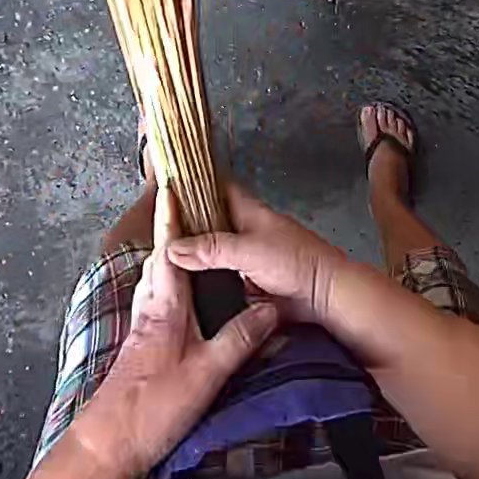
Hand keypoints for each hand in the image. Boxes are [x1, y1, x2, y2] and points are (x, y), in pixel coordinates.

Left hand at [66, 186, 279, 478]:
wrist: (107, 445)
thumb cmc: (152, 407)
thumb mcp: (206, 374)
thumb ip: (239, 340)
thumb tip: (269, 310)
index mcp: (165, 307)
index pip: (168, 251)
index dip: (169, 217)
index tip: (169, 187)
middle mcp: (149, 309)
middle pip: (158, 260)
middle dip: (167, 231)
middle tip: (183, 210)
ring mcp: (141, 327)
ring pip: (153, 279)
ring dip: (165, 256)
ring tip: (183, 245)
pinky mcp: (140, 344)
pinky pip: (153, 298)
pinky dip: (164, 282)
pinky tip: (176, 296)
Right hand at [165, 185, 354, 326]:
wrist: (323, 295)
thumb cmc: (293, 261)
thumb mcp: (248, 250)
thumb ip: (211, 249)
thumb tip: (171, 248)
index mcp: (248, 210)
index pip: (217, 186)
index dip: (195, 182)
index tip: (169, 185)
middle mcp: (245, 228)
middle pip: (211, 219)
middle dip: (187, 222)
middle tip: (156, 229)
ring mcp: (247, 254)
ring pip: (214, 247)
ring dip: (194, 252)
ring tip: (161, 255)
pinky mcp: (248, 279)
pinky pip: (220, 273)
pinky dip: (205, 275)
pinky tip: (184, 282)